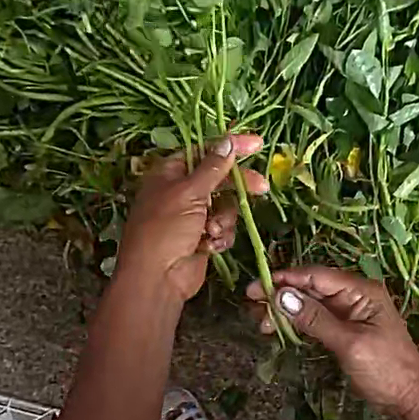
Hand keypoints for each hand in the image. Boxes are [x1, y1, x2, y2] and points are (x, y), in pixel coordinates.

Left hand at [117, 134, 266, 304]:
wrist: (157, 277)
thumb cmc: (165, 229)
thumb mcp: (189, 193)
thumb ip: (212, 167)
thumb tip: (227, 142)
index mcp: (171, 174)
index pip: (205, 152)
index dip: (230, 146)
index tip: (257, 144)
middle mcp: (182, 192)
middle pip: (220, 179)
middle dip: (237, 187)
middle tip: (261, 188)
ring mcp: (193, 216)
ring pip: (226, 207)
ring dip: (224, 219)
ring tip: (212, 231)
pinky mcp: (203, 237)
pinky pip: (224, 229)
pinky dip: (220, 237)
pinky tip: (209, 246)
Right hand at [246, 266, 418, 419]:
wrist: (411, 396)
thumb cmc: (386, 369)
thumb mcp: (349, 343)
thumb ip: (316, 319)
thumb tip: (282, 297)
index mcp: (361, 291)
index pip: (316, 276)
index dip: (284, 279)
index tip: (255, 288)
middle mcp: (355, 296)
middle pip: (311, 287)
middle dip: (281, 295)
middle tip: (251, 306)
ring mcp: (350, 312)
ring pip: (311, 303)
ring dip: (285, 310)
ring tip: (260, 322)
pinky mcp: (346, 329)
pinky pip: (316, 319)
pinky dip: (297, 323)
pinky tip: (279, 328)